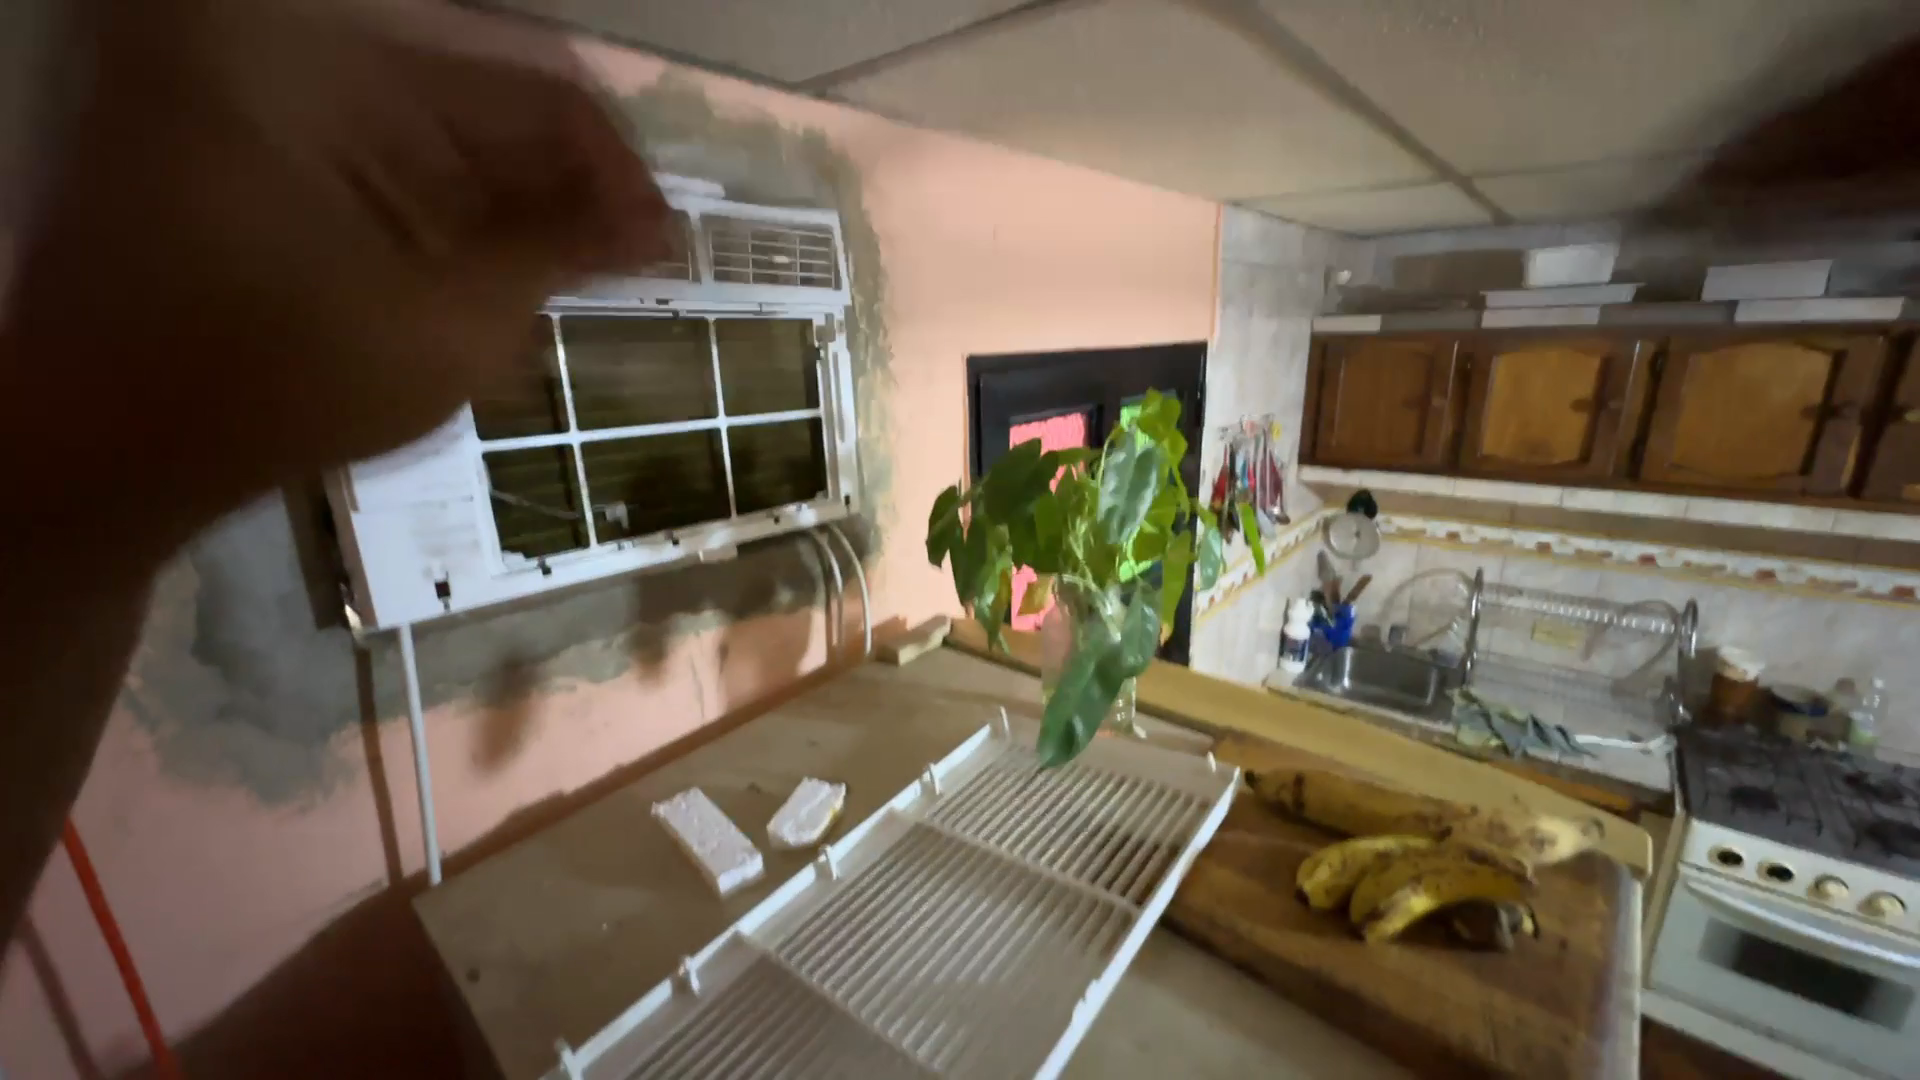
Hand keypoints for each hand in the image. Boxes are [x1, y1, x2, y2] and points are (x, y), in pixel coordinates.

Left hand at [2, 0, 671, 559]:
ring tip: (591, 277)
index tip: (665, 243)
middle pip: (496, 108)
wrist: (120, 442)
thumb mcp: (456, 317)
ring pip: (459, 139)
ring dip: (533, 209)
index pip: (533, 92)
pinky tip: (523, 267)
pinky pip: (411, 163)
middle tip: (638, 265)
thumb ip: (563, 248)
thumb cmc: (289, 383)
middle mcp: (295, 53)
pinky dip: (475, 216)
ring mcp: (277, 97)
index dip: (617, 171)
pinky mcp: (278, 147)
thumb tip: (662, 221)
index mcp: (323, 68)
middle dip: (577, 194)